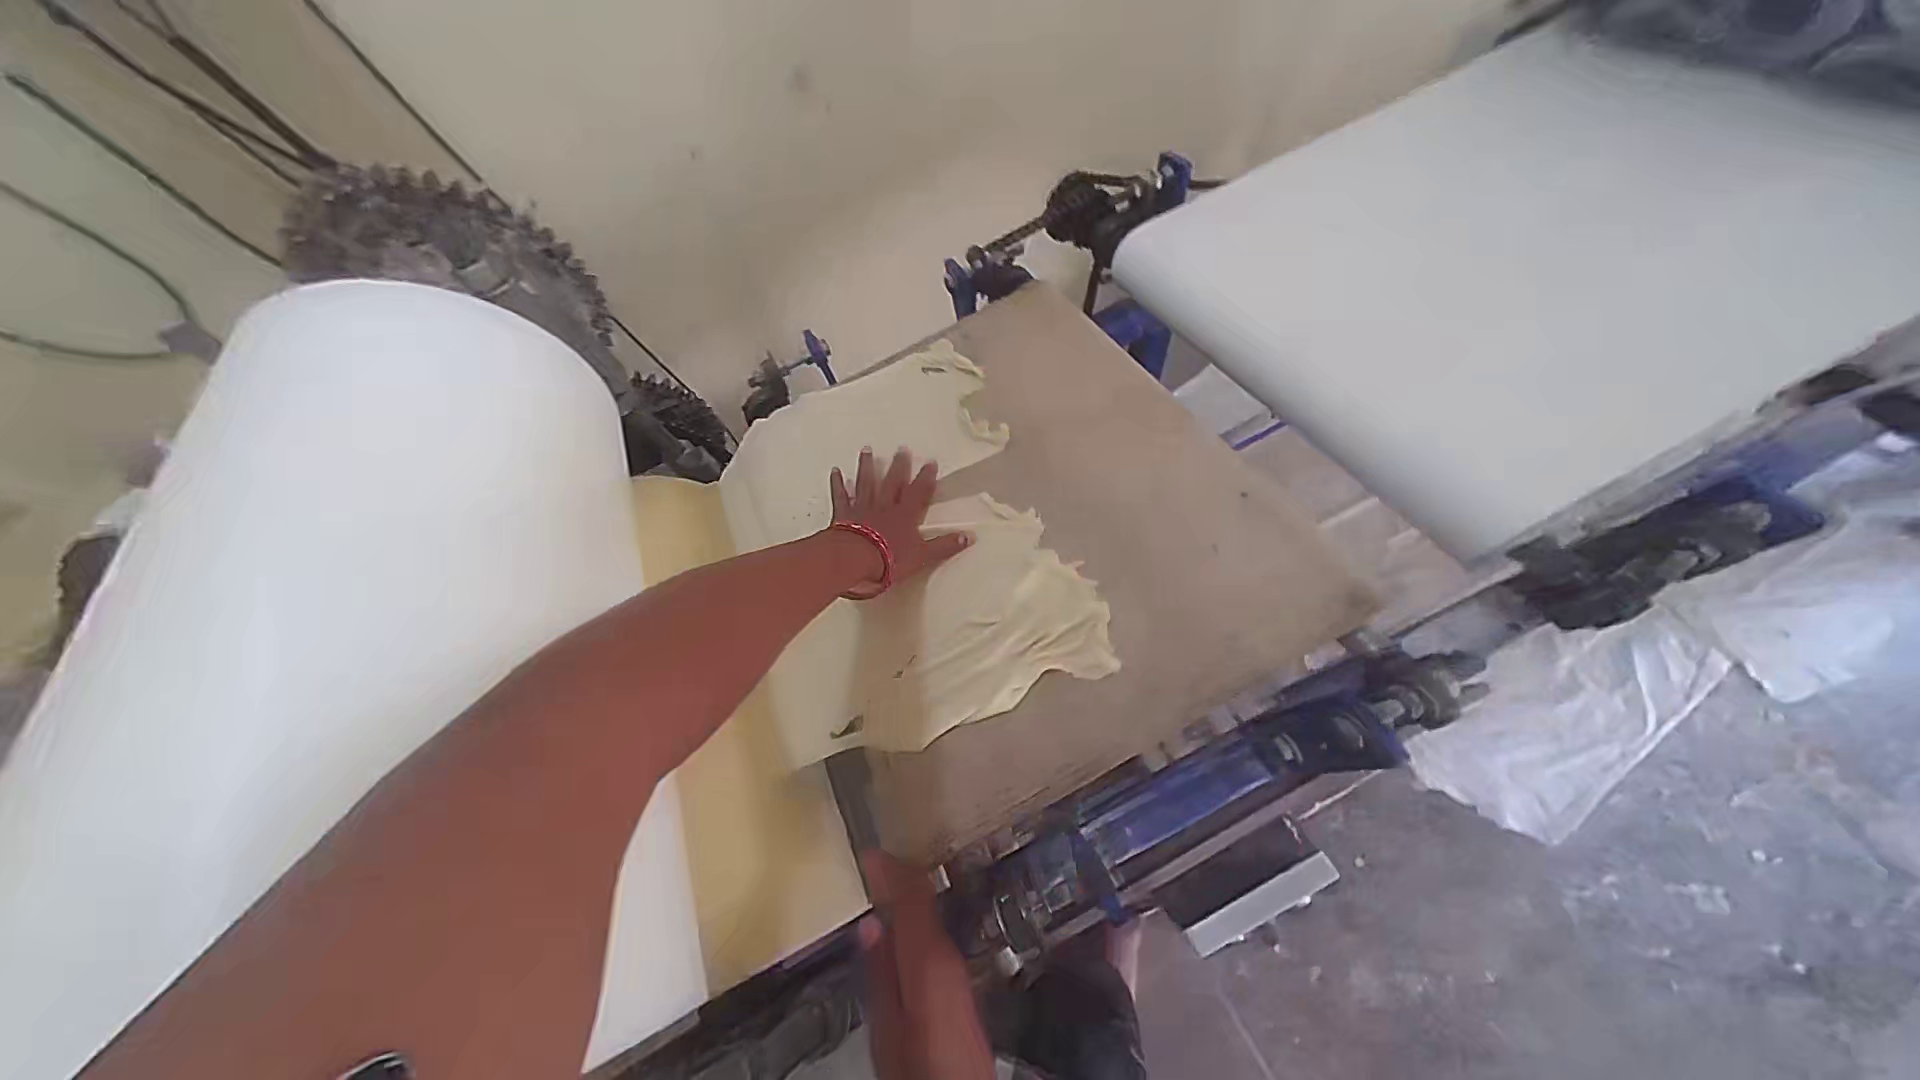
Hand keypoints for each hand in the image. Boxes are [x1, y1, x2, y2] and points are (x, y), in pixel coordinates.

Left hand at [830, 448, 971, 597]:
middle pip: (892, 482)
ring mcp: (863, 508)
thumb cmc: (890, 559)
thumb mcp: (923, 556)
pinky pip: (841, 496)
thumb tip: (970, 537)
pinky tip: (836, 471)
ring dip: (868, 466)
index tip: (930, 462)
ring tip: (868, 450)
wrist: (856, 559)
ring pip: (866, 483)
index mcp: (905, 515)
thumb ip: (945, 546)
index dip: (926, 478)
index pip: (919, 493)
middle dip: (899, 466)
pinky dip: (838, 484)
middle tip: (901, 448)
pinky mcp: (844, 515)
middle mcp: (885, 506)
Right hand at [857, 851, 995, 1079]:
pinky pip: (935, 930)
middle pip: (925, 898)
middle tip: (872, 863)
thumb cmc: (920, 1069)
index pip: (912, 895)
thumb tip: (870, 925)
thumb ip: (879, 972)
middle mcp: (949, 953)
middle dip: (898, 876)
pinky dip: (916, 915)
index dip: (891, 868)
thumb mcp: (886, 1028)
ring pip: (931, 912)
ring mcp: (957, 965)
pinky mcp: (958, 978)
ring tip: (881, 883)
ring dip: (907, 894)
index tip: (870, 853)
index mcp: (928, 958)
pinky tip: (900, 921)